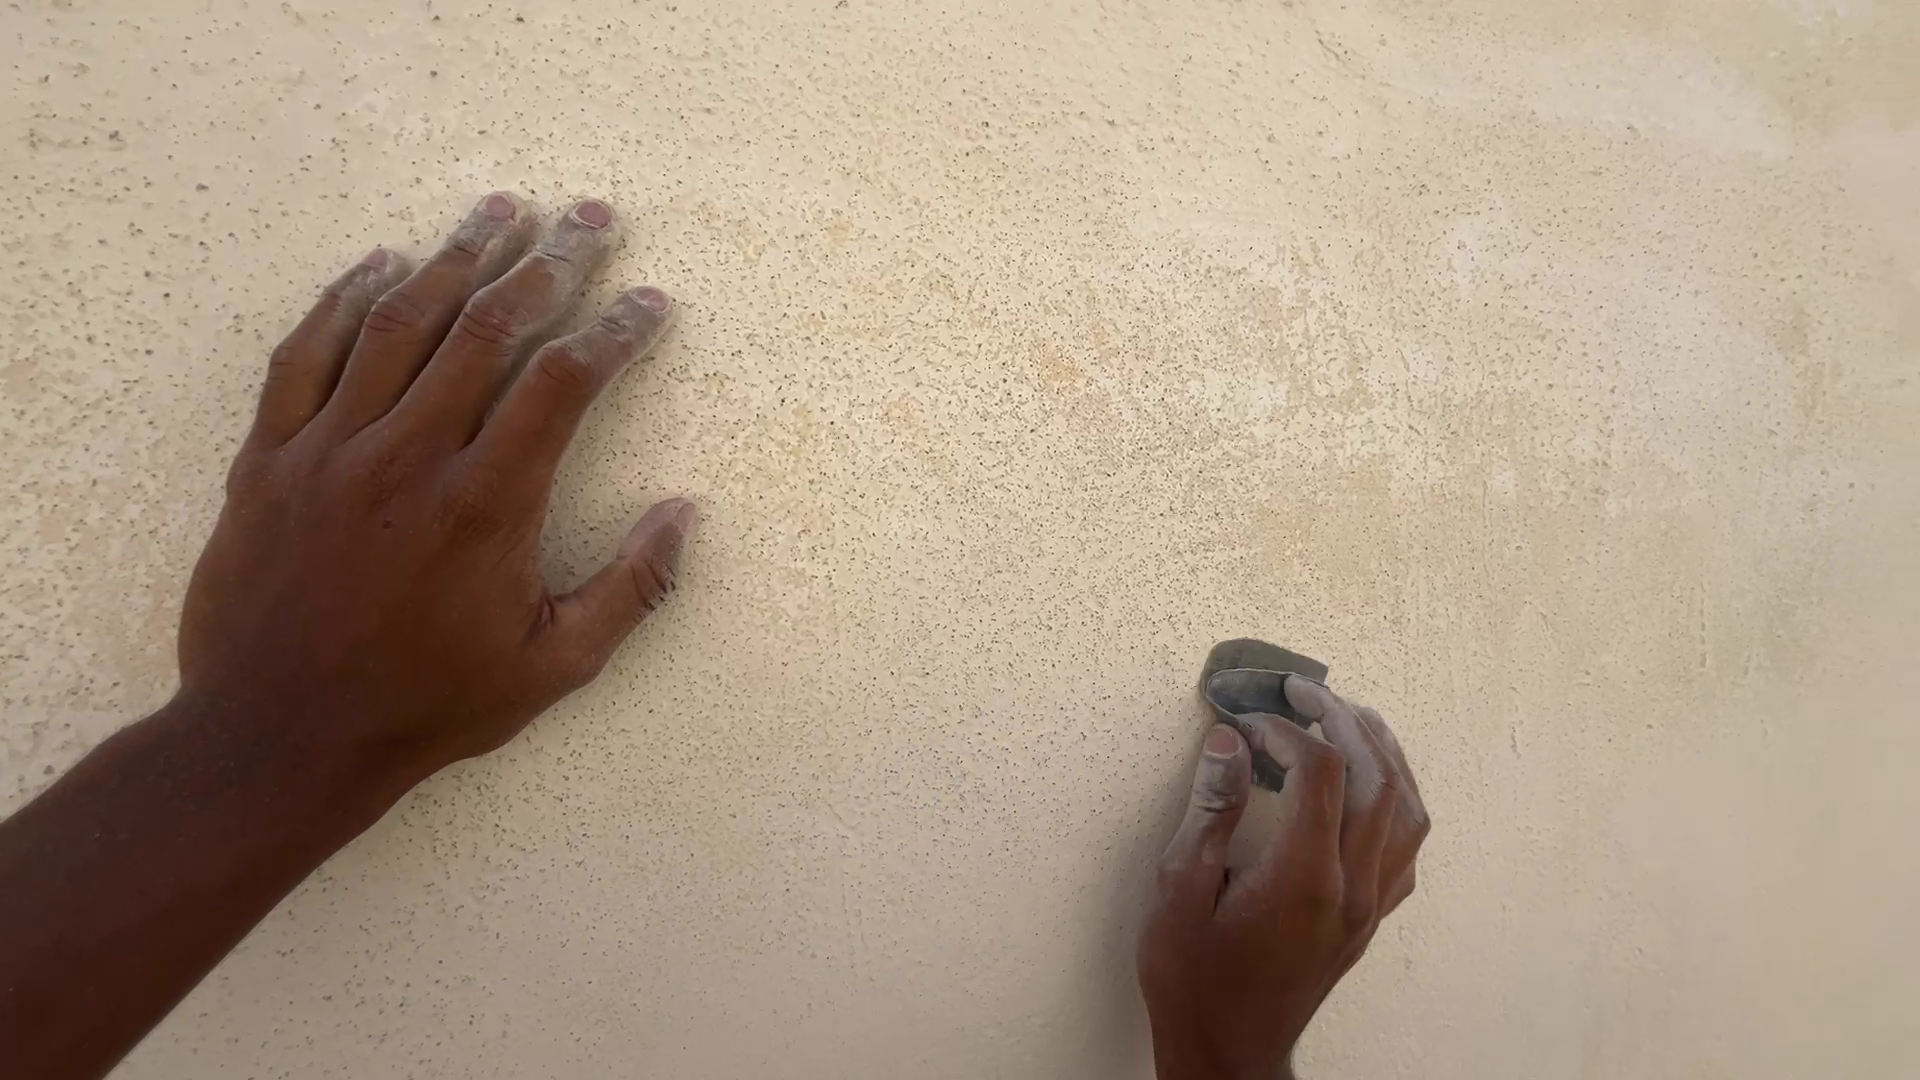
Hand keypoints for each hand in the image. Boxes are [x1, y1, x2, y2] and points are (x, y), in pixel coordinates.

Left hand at [178, 192, 689, 785]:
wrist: (281, 738)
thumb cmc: (434, 702)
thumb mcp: (560, 664)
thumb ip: (633, 587)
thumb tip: (684, 514)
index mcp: (487, 506)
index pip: (562, 386)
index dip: (614, 332)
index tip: (649, 303)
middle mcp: (409, 460)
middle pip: (486, 331)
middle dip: (548, 266)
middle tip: (588, 218)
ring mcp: (330, 452)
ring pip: (398, 324)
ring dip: (457, 258)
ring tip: (502, 211)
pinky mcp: (270, 459)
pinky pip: (305, 355)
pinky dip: (345, 298)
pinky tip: (381, 261)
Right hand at [1139, 678, 1429, 1079]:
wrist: (1228, 1052)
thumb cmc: (1193, 974)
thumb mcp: (1180, 887)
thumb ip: (1211, 810)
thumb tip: (1227, 741)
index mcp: (1302, 877)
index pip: (1319, 773)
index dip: (1285, 730)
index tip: (1246, 718)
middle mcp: (1351, 888)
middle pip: (1376, 780)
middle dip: (1342, 721)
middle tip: (1304, 689)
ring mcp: (1369, 906)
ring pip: (1407, 810)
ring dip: (1383, 752)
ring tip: (1350, 716)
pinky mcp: (1369, 919)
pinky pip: (1406, 846)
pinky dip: (1397, 798)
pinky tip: (1370, 783)